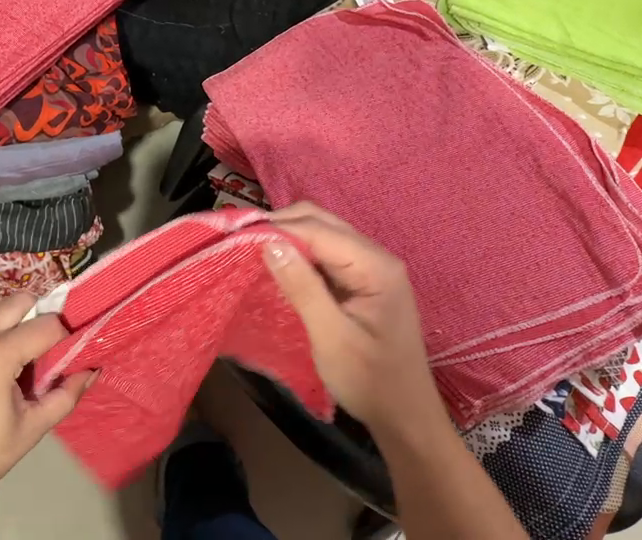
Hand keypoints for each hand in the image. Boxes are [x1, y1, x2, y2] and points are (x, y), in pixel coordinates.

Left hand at [0, 293, 95, 539]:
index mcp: (0, 355)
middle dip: (38, 315)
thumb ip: (65, 396)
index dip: (64, 335)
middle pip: (18, 300)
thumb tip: (91, 371)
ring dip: (6, 314)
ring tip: (12, 345)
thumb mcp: (32, 429)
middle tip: (43, 347)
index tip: (68, 351)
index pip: (46, 325)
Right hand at [261, 202, 447, 437]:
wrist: (405, 419)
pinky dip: (297, 253)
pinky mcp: (359, 280)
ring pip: (319, 233)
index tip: (236, 236)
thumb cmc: (371, 381)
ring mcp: (368, 267)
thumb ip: (302, 287)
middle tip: (240, 241)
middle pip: (320, 221)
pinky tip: (276, 265)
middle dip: (279, 226)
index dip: (276, 228)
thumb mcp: (331, 337)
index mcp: (375, 265)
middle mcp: (375, 256)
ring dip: (286, 238)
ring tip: (252, 250)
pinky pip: (322, 252)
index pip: (317, 229)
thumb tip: (267, 242)